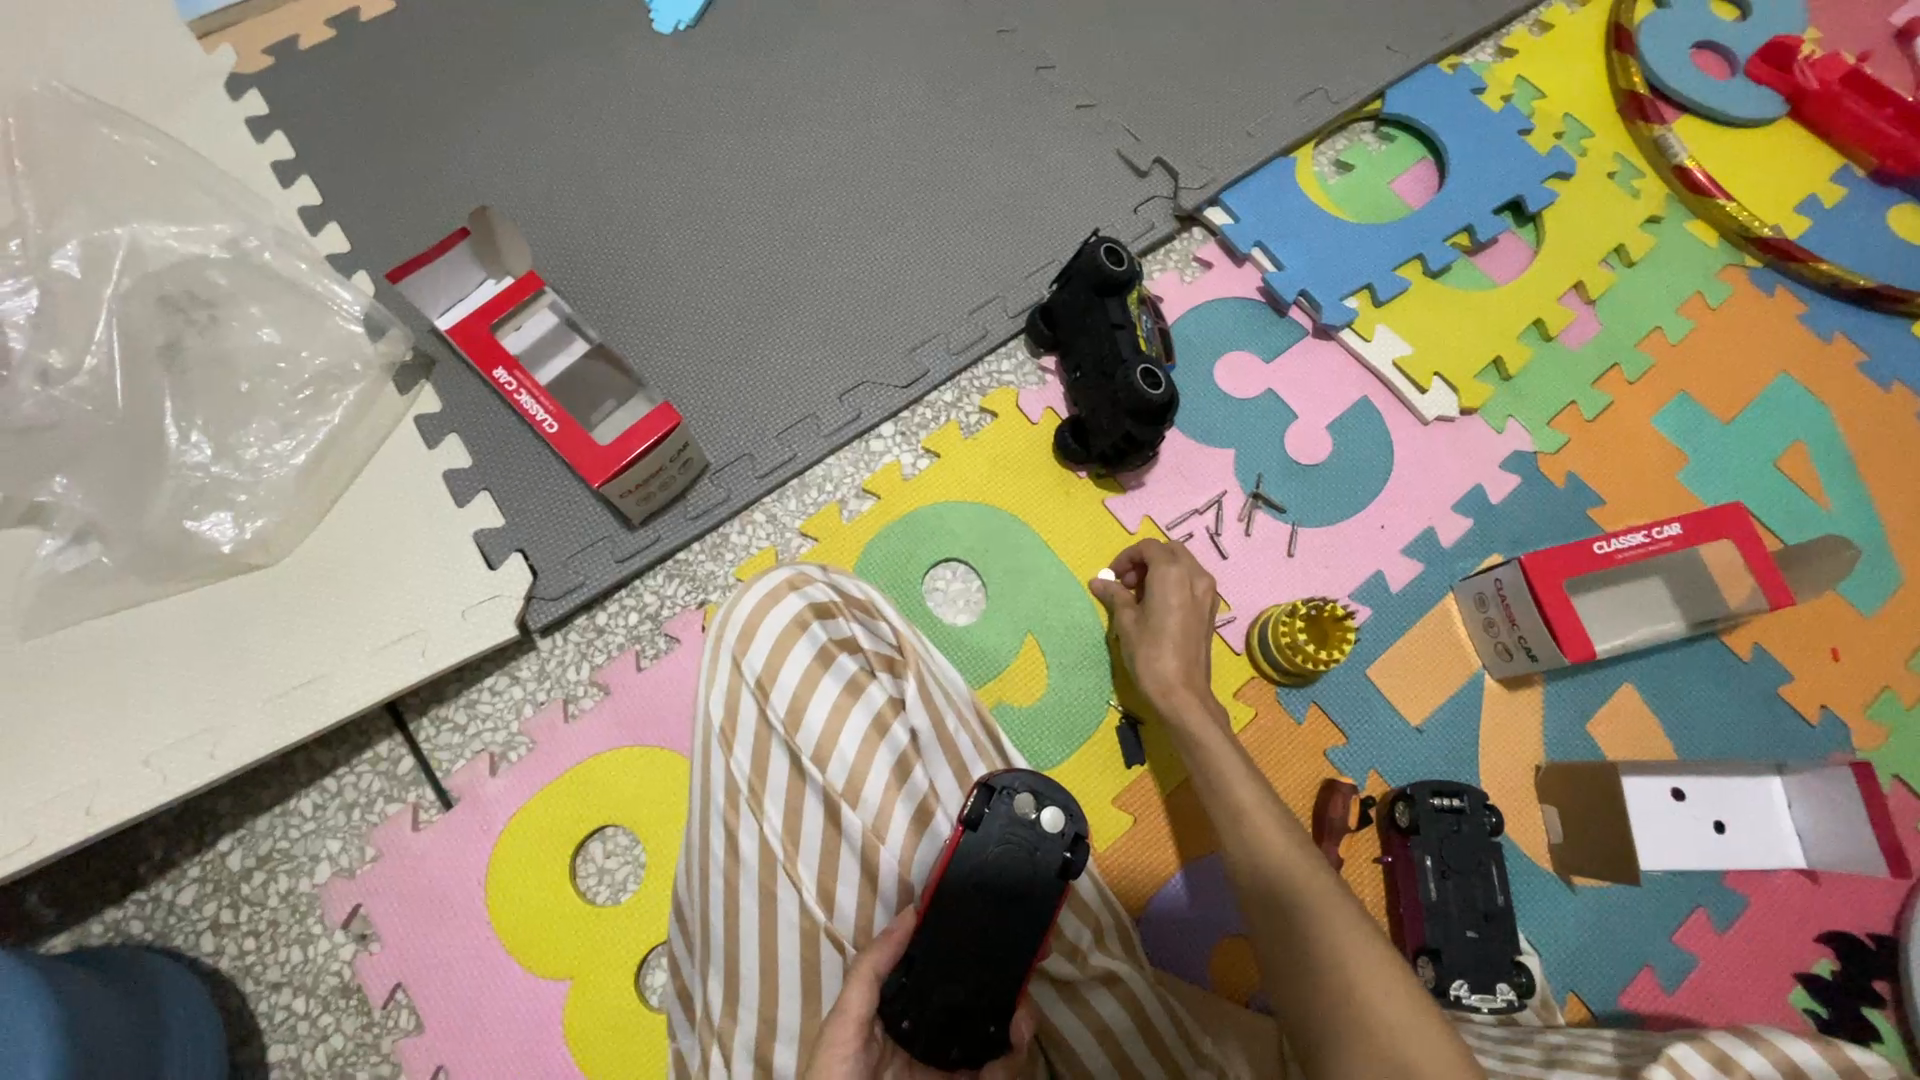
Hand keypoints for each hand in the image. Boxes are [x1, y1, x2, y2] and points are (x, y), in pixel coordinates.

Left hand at [803, 908, 1036, 1079]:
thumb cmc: (833, 1078)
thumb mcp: (845, 1020)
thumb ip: (873, 967)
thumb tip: (912, 912)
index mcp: (905, 1010)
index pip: (946, 975)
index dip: (974, 954)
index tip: (1003, 933)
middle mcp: (933, 1035)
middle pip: (982, 1003)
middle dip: (1010, 989)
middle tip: (1026, 979)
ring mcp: (950, 1069)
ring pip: (998, 1039)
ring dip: (1018, 1026)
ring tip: (1019, 1026)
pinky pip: (997, 1074)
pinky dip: (1009, 1067)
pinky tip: (1002, 1062)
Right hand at [1088, 539, 1221, 727]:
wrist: (1182, 693)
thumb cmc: (1149, 654)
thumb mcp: (1126, 622)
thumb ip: (1114, 595)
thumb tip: (1098, 581)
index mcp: (1173, 573)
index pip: (1148, 548)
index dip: (1126, 557)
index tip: (1112, 577)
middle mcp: (1196, 575)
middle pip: (1169, 551)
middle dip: (1145, 561)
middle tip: (1126, 584)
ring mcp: (1208, 592)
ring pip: (1183, 565)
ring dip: (1160, 571)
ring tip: (1139, 596)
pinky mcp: (1210, 609)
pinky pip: (1191, 582)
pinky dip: (1174, 583)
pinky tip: (1157, 607)